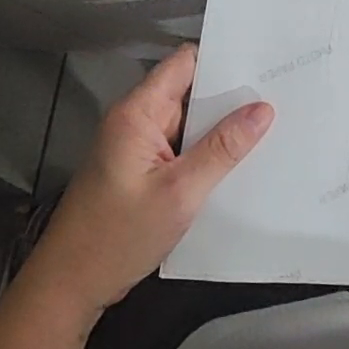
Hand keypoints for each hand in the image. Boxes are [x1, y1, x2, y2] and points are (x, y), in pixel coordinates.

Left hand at [23, 45, 274, 317]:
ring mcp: (136, 145)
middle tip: (280, 95)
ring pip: (188, 120)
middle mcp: (135, 120)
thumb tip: (263, 109)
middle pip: (189, 88)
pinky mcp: (140, 168)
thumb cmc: (118, 237)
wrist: (68, 288)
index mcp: (137, 113)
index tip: (265, 63)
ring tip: (270, 125)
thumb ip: (222, 149)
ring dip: (220, 125)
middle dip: (230, 94)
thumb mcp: (180, 193)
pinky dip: (206, 149)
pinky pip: (180, 145)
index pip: (185, 62)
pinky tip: (238, 159)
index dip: (224, 59)